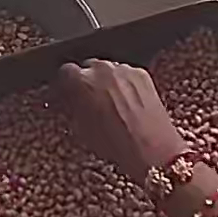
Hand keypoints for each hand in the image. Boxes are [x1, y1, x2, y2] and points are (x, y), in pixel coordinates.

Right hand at [54, 60, 187, 180]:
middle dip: (87, 81)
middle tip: (90, 101)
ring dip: (107, 82)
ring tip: (112, 104)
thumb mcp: (82, 129)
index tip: (67, 91)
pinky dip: (125, 84)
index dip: (66, 83)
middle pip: (88, 67)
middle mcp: (103, 70)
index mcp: (83, 81)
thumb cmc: (117, 144)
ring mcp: (124, 70)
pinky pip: (126, 74)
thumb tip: (70, 100)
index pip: (66, 71)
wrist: (151, 150)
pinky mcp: (142, 74)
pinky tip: (127, 103)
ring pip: (109, 70)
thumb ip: (72, 107)